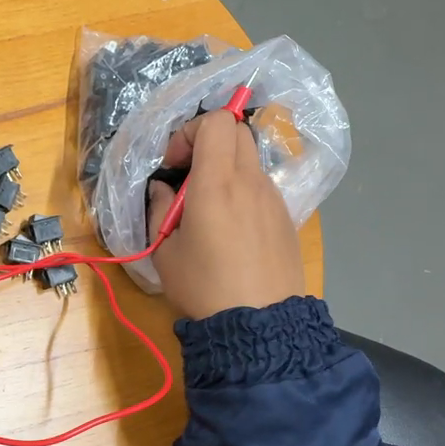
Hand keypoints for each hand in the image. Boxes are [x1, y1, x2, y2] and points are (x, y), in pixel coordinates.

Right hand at [146, 109, 305, 319]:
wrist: (259, 323)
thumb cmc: (203, 286)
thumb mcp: (164, 252)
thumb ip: (159, 211)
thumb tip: (163, 191)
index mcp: (216, 183)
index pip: (216, 122)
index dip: (189, 132)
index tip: (173, 165)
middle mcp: (249, 181)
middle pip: (236, 132)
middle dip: (206, 144)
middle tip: (186, 178)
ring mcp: (273, 198)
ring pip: (249, 160)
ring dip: (223, 170)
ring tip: (205, 211)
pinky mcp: (285, 217)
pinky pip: (260, 188)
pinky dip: (240, 192)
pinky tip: (229, 231)